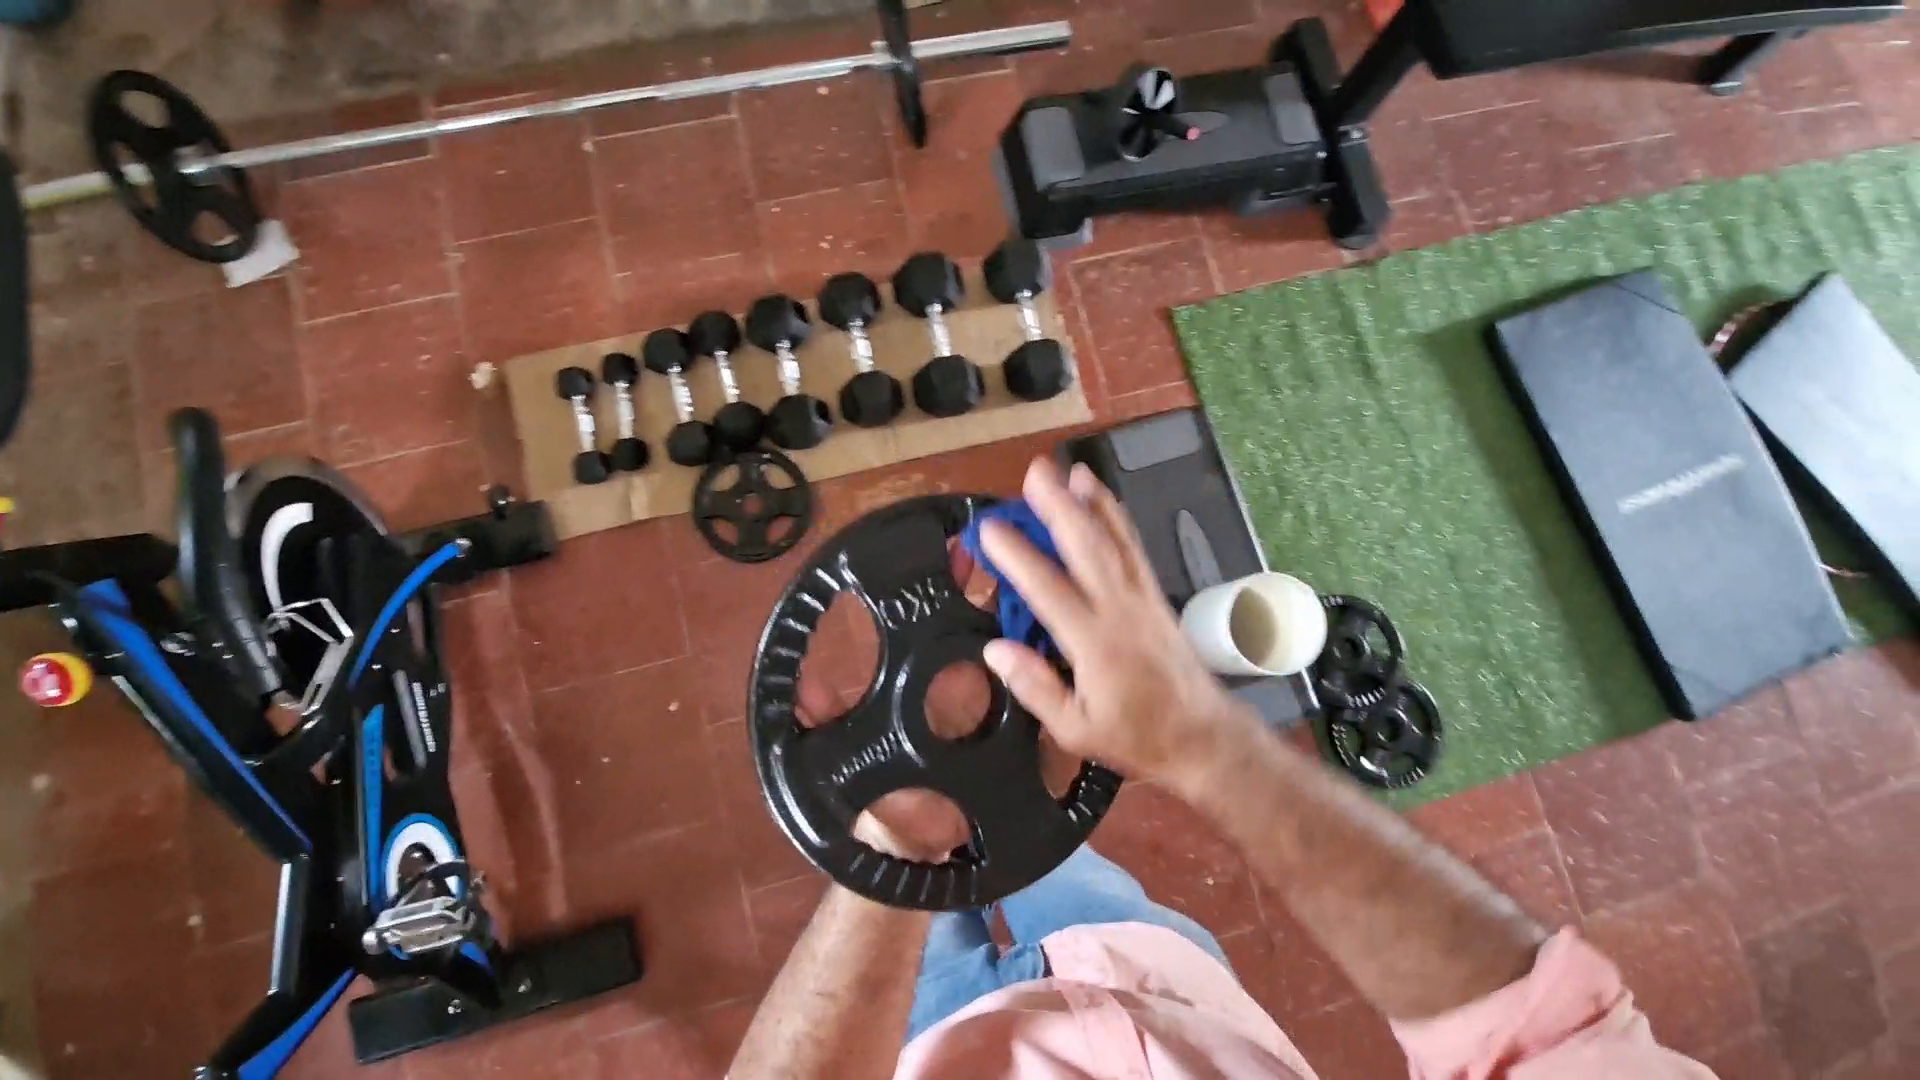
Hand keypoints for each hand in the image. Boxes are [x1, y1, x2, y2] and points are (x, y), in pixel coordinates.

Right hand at [980, 459, 1256, 789]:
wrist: (1203, 738)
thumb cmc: (1136, 738)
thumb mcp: (1075, 730)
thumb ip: (1035, 688)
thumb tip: (995, 650)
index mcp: (1095, 644)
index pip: (1050, 591)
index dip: (1018, 557)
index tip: (989, 529)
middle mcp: (1121, 610)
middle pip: (1089, 548)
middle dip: (1060, 507)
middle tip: (1036, 472)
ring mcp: (1143, 599)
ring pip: (1116, 541)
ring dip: (1093, 503)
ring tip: (1073, 471)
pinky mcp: (1156, 597)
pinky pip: (1134, 550)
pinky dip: (1117, 520)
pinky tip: (1104, 502)